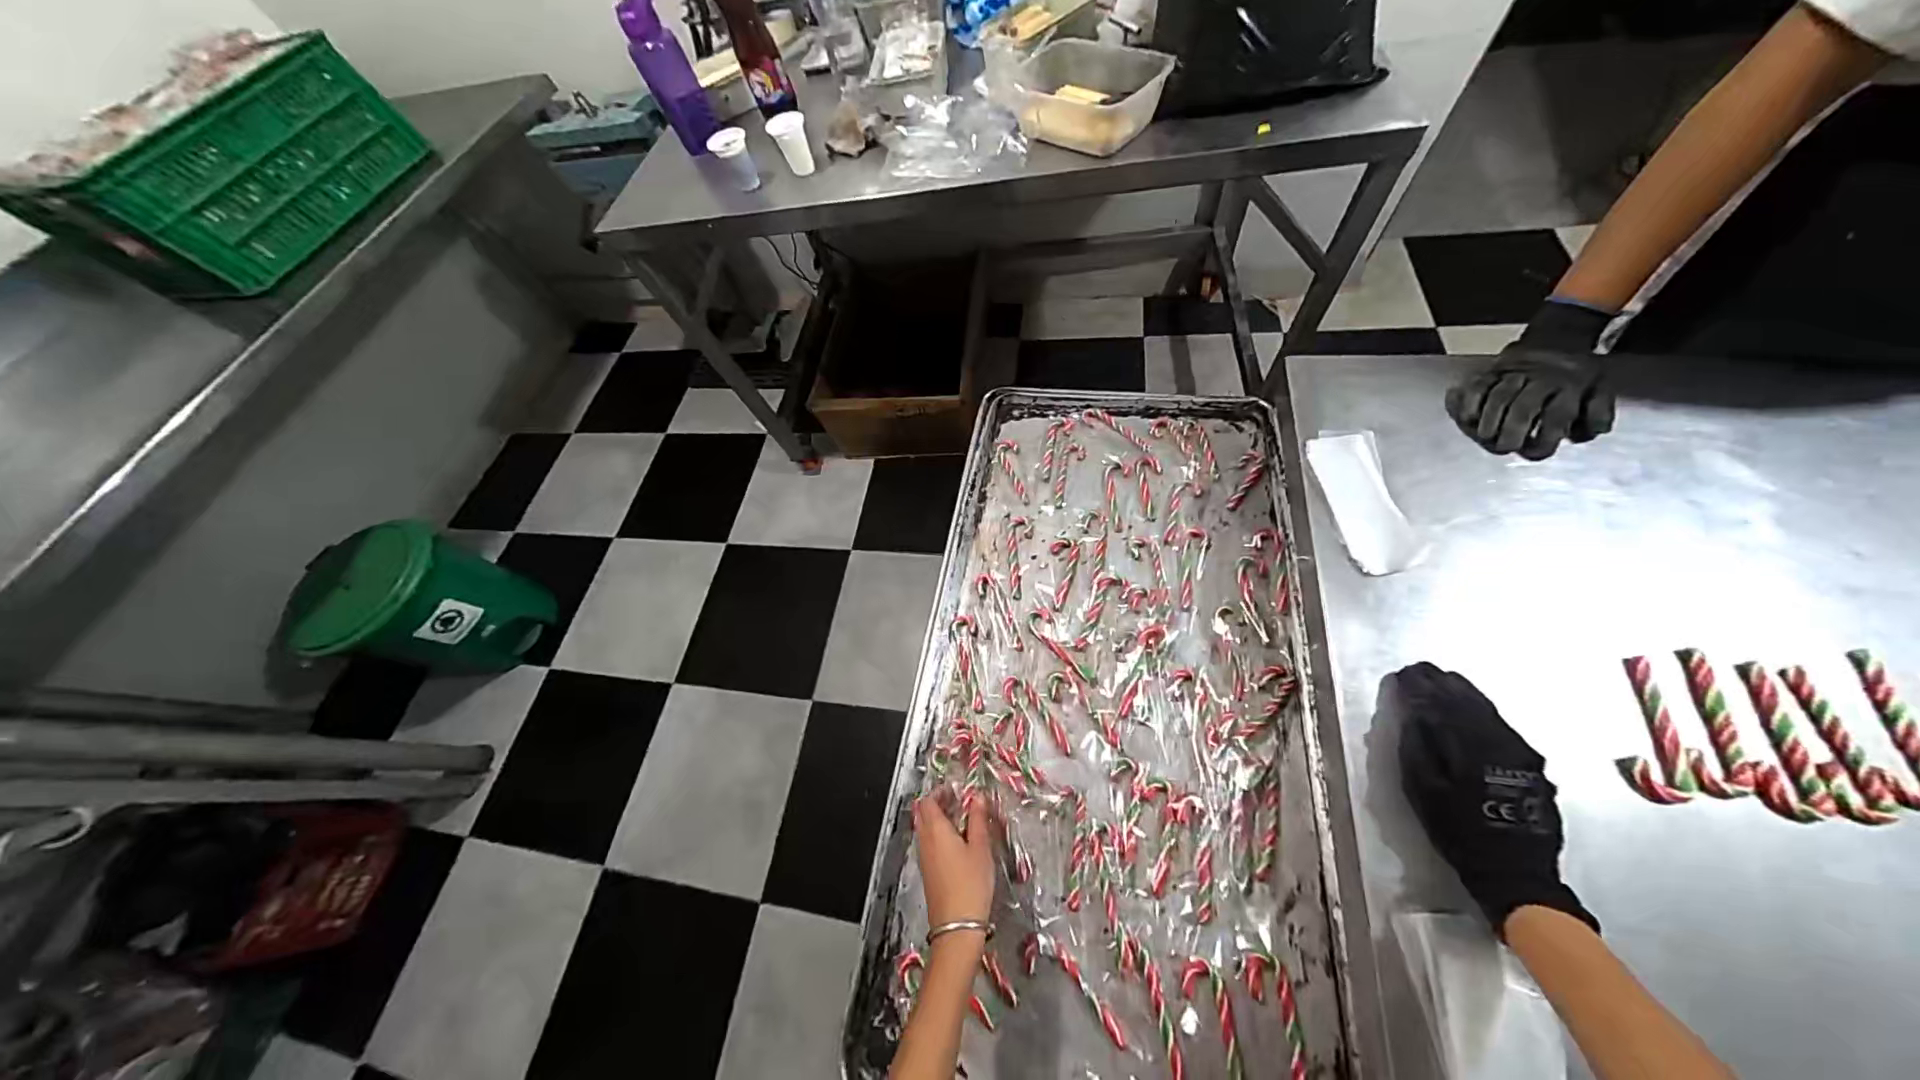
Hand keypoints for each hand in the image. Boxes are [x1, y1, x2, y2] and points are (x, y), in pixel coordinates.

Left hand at [913, 793, 994, 937]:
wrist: (956, 926)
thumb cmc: (971, 884)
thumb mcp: (981, 848)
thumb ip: (978, 820)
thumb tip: (977, 797)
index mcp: (935, 829)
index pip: (928, 801)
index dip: (940, 791)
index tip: (957, 790)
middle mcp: (924, 840)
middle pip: (923, 813)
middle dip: (938, 804)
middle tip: (959, 802)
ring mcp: (924, 857)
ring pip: (925, 829)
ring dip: (939, 820)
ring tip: (962, 820)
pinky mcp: (927, 871)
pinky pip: (929, 844)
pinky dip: (939, 836)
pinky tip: (958, 843)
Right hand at [1391, 662, 1597, 937]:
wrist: (1516, 873)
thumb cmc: (1460, 833)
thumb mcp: (1424, 791)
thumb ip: (1416, 746)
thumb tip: (1409, 712)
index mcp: (1472, 745)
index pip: (1439, 701)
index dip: (1417, 686)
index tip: (1400, 675)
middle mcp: (1503, 740)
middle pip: (1467, 699)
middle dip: (1440, 682)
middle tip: (1417, 671)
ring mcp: (1522, 750)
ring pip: (1487, 709)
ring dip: (1461, 693)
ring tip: (1440, 681)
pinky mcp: (1531, 762)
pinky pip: (1499, 723)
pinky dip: (1478, 710)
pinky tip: (1468, 709)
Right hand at [1444, 298, 1616, 459]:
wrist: (1558, 337)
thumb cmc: (1577, 374)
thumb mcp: (1601, 390)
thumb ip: (1596, 415)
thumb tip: (1577, 436)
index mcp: (1573, 387)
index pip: (1557, 418)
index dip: (1544, 441)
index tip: (1533, 453)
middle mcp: (1544, 379)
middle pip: (1524, 408)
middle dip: (1511, 431)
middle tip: (1503, 447)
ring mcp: (1517, 372)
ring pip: (1499, 397)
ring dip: (1489, 420)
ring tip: (1483, 436)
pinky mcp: (1496, 369)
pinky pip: (1479, 385)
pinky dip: (1469, 402)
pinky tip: (1468, 417)